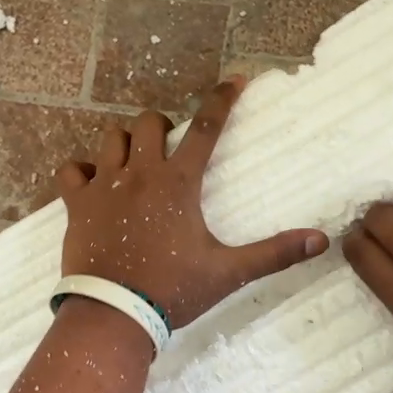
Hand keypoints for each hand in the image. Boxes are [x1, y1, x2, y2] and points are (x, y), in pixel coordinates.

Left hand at [56, 79, 328, 328]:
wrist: (114, 313)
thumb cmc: (173, 290)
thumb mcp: (228, 272)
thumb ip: (274, 253)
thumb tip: (321, 240)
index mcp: (178, 183)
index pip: (205, 128)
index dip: (222, 99)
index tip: (235, 80)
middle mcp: (140, 173)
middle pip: (149, 123)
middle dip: (162, 126)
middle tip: (169, 146)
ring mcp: (104, 185)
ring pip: (111, 138)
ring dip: (125, 142)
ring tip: (134, 161)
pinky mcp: (77, 203)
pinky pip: (70, 170)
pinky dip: (80, 170)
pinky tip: (90, 182)